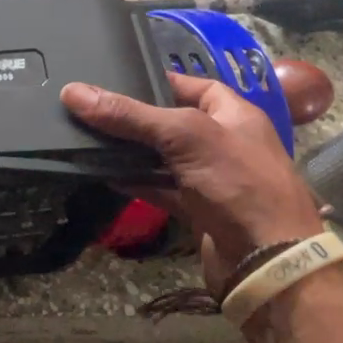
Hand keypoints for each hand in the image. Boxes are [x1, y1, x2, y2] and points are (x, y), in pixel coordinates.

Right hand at [62, 74, 321, 293]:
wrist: (270, 264)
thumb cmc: (238, 184)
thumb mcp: (184, 137)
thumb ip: (129, 114)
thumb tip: (72, 92)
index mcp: (234, 115)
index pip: (191, 85)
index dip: (154, 80)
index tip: (112, 78)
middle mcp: (224, 142)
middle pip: (169, 121)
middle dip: (132, 117)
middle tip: (88, 107)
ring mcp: (211, 178)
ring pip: (160, 156)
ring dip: (128, 151)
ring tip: (85, 137)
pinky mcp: (197, 208)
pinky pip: (158, 187)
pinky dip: (133, 181)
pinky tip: (102, 174)